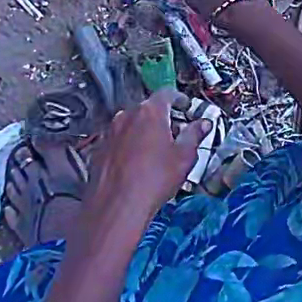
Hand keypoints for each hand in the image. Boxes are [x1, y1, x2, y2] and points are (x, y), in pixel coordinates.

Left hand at [77, 91, 208, 245]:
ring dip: (144, 132)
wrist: (116, 207)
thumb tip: (203, 124)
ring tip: (157, 152)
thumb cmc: (154, 179)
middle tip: (176, 134)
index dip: (179, 100)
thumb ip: (194, 135)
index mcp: (150, 111)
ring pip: (132, 124)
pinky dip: (129, 146)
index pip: (167, 94)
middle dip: (163, 118)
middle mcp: (126, 116)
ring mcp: (109, 132)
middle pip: (148, 109)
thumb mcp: (184, 157)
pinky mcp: (98, 150)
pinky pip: (119, 141)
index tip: (186, 108)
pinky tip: (137, 164)